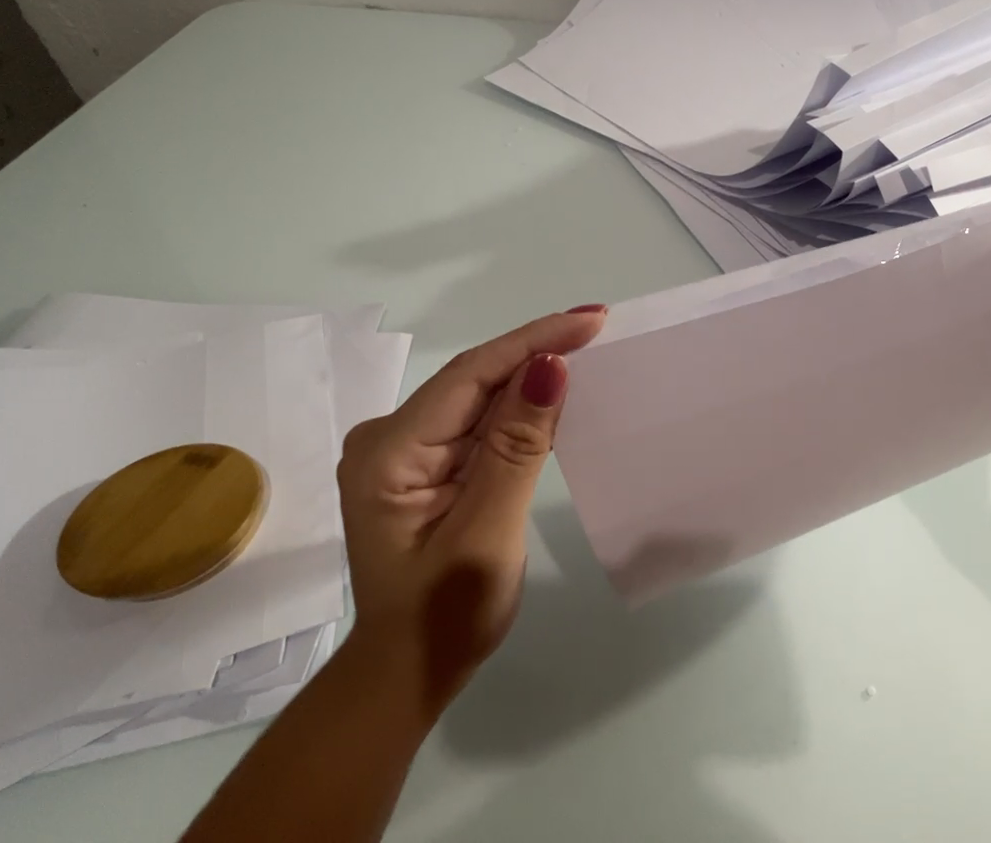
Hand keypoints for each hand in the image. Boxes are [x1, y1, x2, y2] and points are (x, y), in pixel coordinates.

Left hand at [334, 307, 605, 717]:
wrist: (410, 670)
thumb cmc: (446, 615)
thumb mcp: (487, 533)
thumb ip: (516, 448)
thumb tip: (550, 368)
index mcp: (390, 453)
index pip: (469, 375)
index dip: (532, 341)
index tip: (590, 319)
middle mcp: (390, 440)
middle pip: (474, 380)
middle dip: (537, 351)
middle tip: (600, 328)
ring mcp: (408, 453)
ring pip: (481, 399)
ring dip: (533, 377)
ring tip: (591, 350)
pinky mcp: (429, 467)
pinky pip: (481, 425)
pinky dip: (522, 411)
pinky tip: (557, 397)